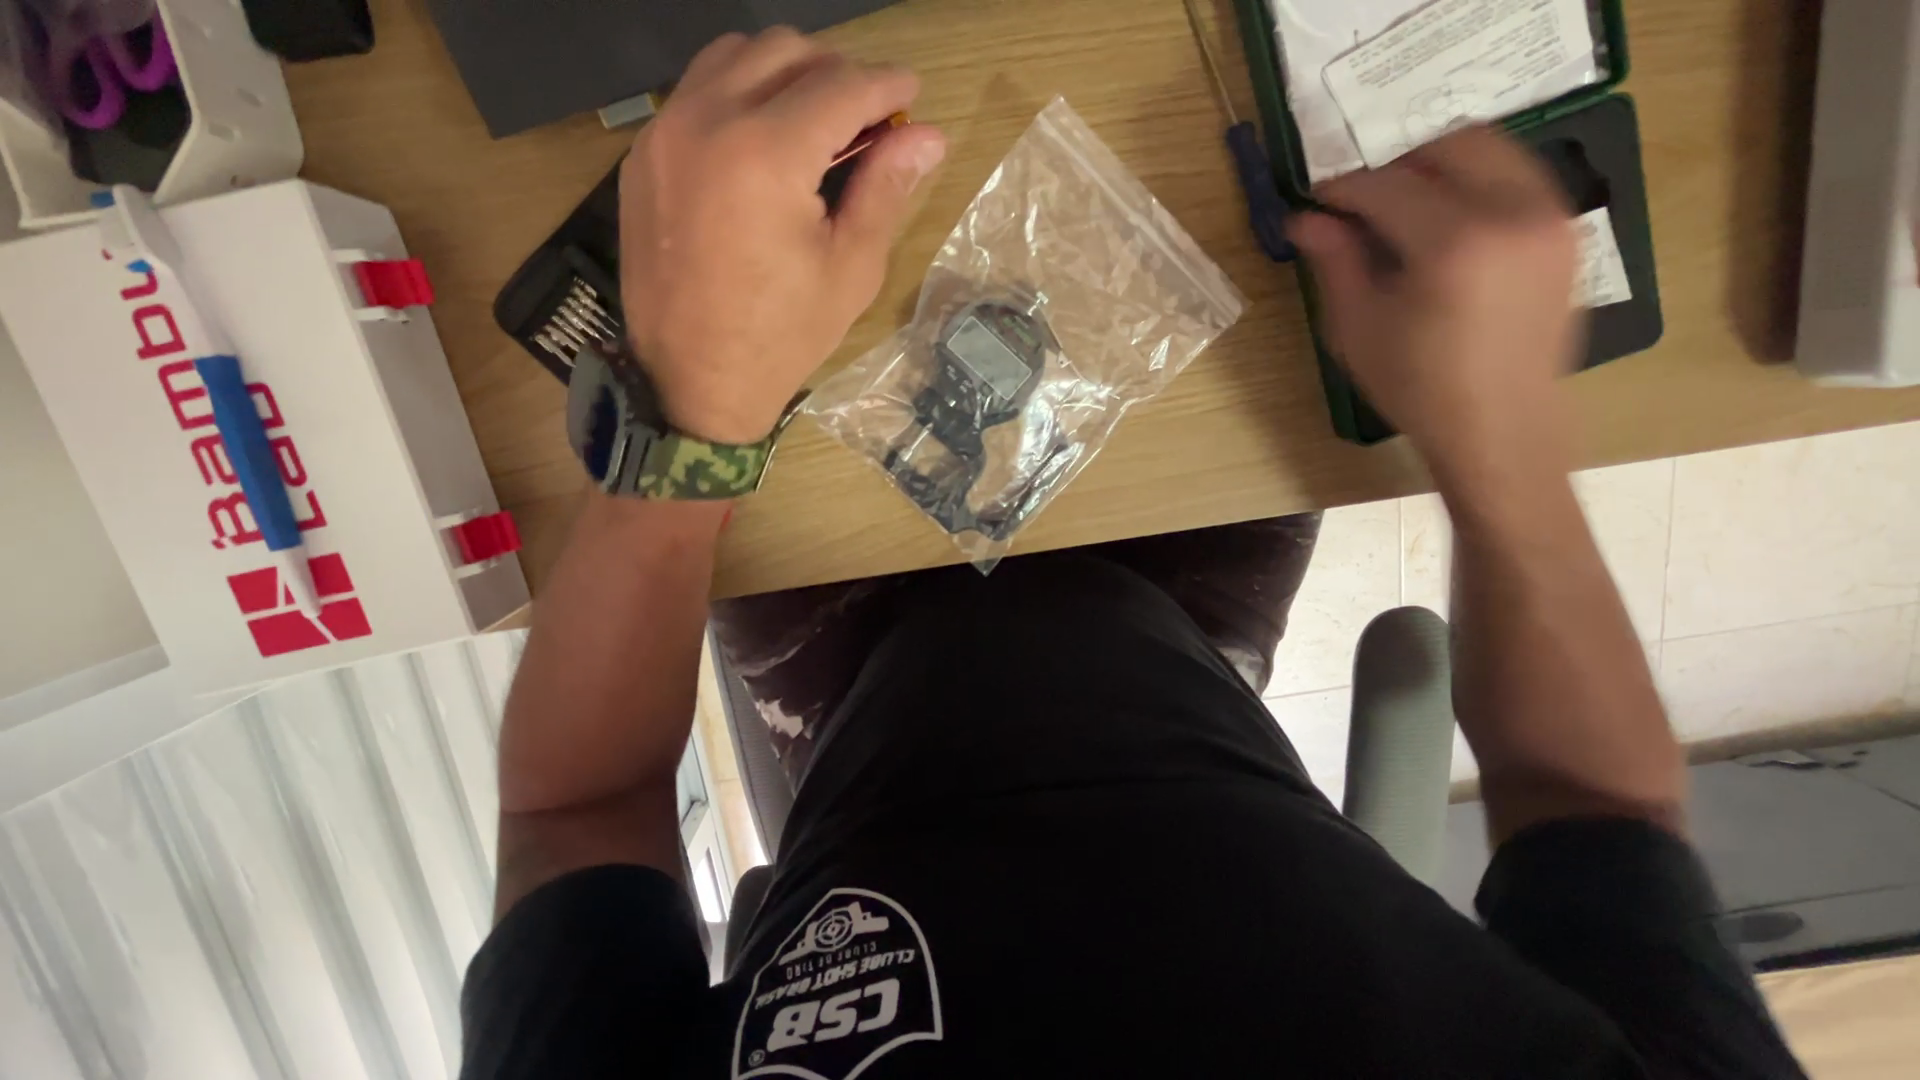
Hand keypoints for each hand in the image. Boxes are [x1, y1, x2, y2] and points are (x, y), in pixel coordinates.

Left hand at [619, 28, 946, 443]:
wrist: (692, 382)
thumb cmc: (782, 337)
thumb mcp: (849, 269)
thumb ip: (885, 189)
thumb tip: (928, 137)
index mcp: (766, 155)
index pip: (840, 86)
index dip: (886, 85)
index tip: (912, 95)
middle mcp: (707, 122)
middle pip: (786, 52)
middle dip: (838, 73)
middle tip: (867, 119)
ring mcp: (664, 134)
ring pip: (733, 57)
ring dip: (785, 74)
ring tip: (816, 122)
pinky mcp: (644, 155)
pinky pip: (696, 92)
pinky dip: (739, 95)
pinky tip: (763, 143)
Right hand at [1288, 127, 1580, 471]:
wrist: (1501, 426)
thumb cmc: (1418, 387)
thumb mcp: (1360, 328)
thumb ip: (1336, 262)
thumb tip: (1307, 220)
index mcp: (1453, 242)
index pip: (1387, 186)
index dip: (1345, 189)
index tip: (1318, 200)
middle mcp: (1512, 213)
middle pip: (1450, 146)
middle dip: (1398, 165)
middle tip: (1364, 200)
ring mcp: (1549, 218)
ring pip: (1492, 153)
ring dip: (1440, 168)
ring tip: (1405, 208)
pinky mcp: (1565, 232)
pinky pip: (1519, 179)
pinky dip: (1478, 184)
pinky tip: (1447, 225)